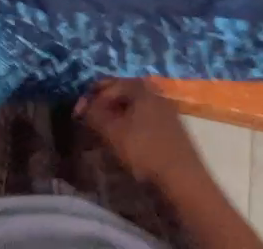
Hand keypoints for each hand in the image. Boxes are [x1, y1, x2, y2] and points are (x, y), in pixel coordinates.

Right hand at [75, 79, 202, 184]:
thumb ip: (93, 114)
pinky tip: (125, 139)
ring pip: (132, 107)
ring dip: (115, 116)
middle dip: (102, 106)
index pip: (107, 85)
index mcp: (139, 87)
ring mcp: (165, 108)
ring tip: (104, 131)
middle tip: (89, 121)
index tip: (77, 115)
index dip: (89, 98)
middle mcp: (153, 91)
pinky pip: (143, 118)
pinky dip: (129, 124)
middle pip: (120, 93)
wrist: (184, 178)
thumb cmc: (145, 149)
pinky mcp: (171, 126)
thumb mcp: (112, 131)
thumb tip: (81, 106)